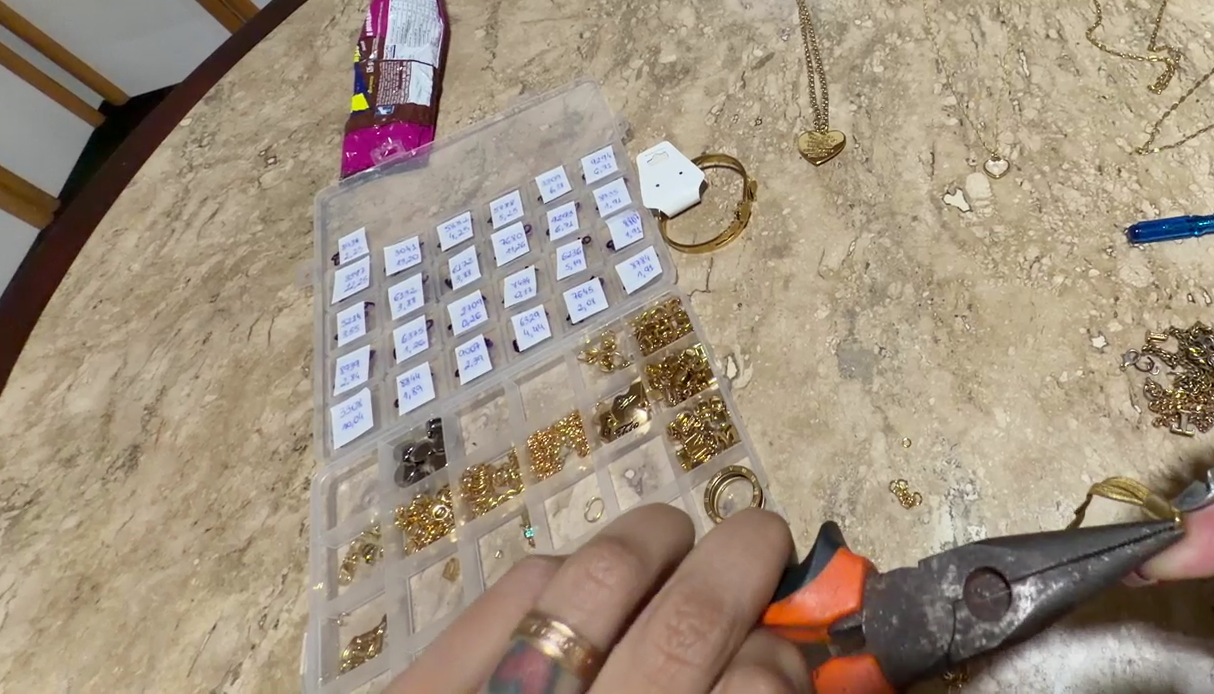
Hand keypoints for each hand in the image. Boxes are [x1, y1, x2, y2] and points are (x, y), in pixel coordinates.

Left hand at [387, 504, 807, 693]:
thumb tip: (776, 667)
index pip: (758, 688)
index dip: (780, 658)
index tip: (782, 653)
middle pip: (694, 615)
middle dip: (750, 551)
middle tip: (766, 539)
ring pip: (608, 566)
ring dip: (662, 536)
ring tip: (677, 542)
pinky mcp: (430, 691)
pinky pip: (525, 582)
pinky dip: (571, 569)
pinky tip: (584, 594)